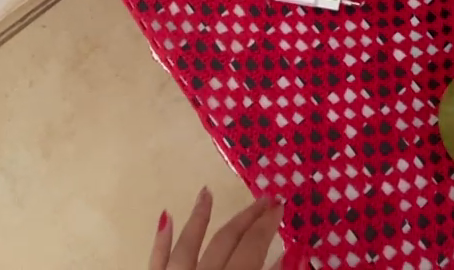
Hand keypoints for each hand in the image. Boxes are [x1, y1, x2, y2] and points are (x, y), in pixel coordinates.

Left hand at [149, 188, 302, 269]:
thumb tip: (296, 254)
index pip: (252, 245)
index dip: (268, 224)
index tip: (281, 203)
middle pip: (226, 240)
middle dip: (247, 218)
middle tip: (266, 196)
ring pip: (188, 244)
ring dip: (200, 217)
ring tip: (207, 192)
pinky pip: (156, 262)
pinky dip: (161, 240)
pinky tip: (165, 216)